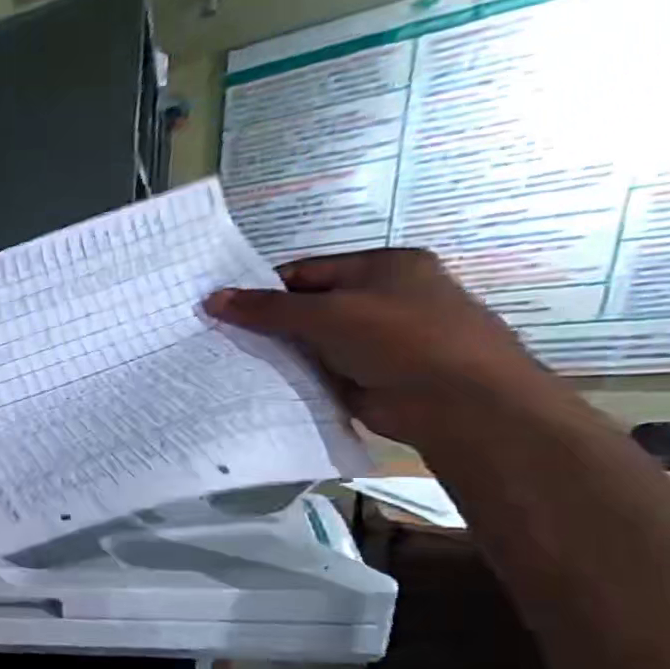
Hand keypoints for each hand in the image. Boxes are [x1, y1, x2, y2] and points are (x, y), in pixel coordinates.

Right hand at [203, 248, 568, 446]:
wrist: (456, 401)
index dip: (264, 288)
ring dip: (278, 351)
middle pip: (308, 306)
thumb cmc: (399, 338)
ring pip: (311, 341)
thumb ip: (269, 309)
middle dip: (267, 322)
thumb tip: (212, 299)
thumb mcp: (328, 314)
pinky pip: (318, 371)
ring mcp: (374, 340)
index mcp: (381, 267)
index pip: (307, 271)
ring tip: (228, 360)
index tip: (221, 308)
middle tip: (217, 336)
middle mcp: (379, 299)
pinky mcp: (366, 377)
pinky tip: (258, 383)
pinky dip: (293, 376)